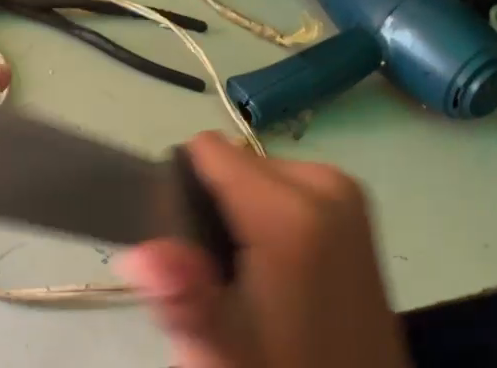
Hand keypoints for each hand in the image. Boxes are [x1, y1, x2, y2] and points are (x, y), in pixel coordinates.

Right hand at [117, 133, 408, 367]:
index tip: (193, 252)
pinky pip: (286, 186)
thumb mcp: (222, 351)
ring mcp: (345, 192)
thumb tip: (140, 257)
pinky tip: (282, 273)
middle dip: (217, 210)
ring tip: (255, 281)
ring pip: (257, 174)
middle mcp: (324, 183)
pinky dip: (273, 219)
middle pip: (232, 163)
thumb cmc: (280, 366)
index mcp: (291, 209)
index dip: (184, 196)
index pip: (204, 150)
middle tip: (226, 278)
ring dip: (244, 216)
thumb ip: (183, 298)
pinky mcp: (355, 204)